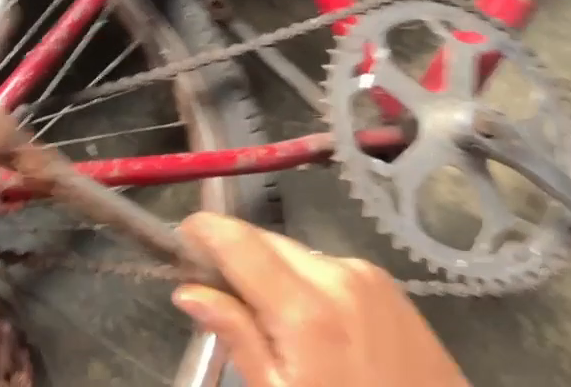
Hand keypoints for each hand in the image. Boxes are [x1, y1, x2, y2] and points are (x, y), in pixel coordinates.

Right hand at [171, 214, 469, 386]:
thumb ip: (237, 338)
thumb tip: (188, 290)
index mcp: (306, 309)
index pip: (236, 240)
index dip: (201, 231)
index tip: (179, 242)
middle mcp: (336, 275)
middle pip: (265, 242)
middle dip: (235, 256)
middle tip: (216, 290)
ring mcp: (368, 277)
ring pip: (296, 254)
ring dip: (272, 270)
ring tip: (270, 319)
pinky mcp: (390, 286)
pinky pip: (328, 268)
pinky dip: (307, 281)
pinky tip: (313, 324)